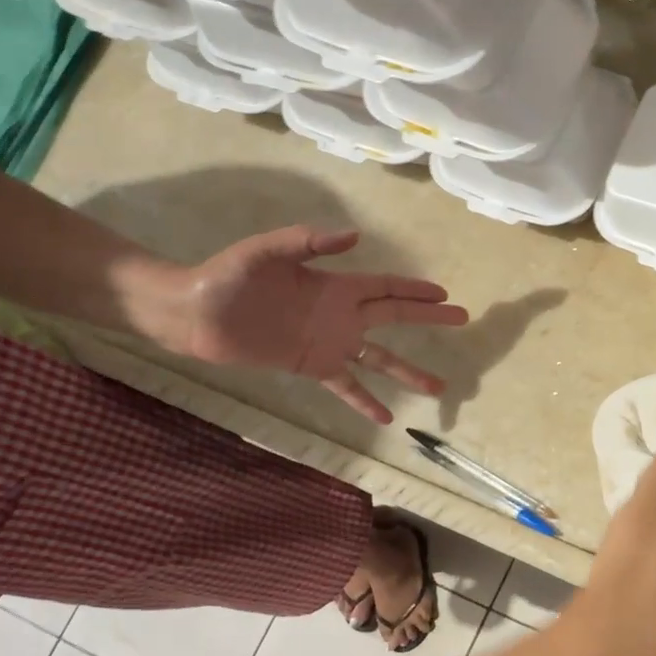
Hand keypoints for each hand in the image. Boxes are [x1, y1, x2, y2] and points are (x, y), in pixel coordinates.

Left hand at [179, 226, 468, 423]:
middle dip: (430, 318)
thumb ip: (307, 241)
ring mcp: (331, 343)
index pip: (387, 288)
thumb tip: (356, 237)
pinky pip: (347, 387)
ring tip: (440, 388)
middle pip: (396, 317)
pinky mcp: (313, 366)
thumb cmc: (226, 277)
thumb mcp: (264, 252)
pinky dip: (366, 402)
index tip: (445, 295)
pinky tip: (387, 418)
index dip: (415, 290)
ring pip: (382, 360)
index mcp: (336, 286)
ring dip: (410, 372)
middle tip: (463, 319)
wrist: (192, 313)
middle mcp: (342, 316)